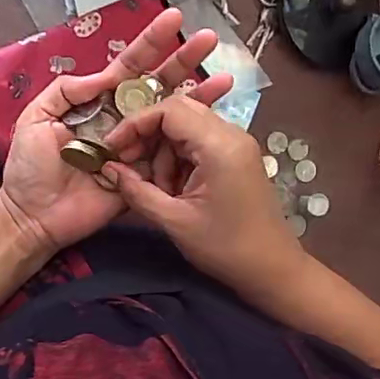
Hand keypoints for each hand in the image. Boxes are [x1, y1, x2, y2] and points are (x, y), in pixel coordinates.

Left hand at [0, 7, 234, 253]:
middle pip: (156, 86)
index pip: (128, 68)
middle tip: (209, 40)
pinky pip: (168, 156)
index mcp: (96, 102)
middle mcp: (121, 120)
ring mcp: (134, 148)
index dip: (151, 43)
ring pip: (170, 118)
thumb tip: (106, 73)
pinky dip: (190, 141)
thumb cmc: (29, 167)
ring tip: (224, 78)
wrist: (32, 215)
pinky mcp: (142, 176)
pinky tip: (212, 121)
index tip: (174, 19)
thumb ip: (67, 90)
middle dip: (183, 62)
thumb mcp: (36, 118)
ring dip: (197, 98)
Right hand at [99, 94, 305, 296]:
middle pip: (178, 112)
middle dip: (147, 136)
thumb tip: (108, 168)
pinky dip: (179, 160)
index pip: (169, 110)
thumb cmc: (224, 248)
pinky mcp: (237, 157)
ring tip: (158, 190)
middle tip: (127, 164)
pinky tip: (174, 188)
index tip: (112, 148)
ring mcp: (237, 144)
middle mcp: (231, 134)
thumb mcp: (174, 221)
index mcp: (219, 145)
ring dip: (163, 153)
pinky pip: (198, 143)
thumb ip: (137, 190)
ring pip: (186, 128)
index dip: (134, 124)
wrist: (271, 268)